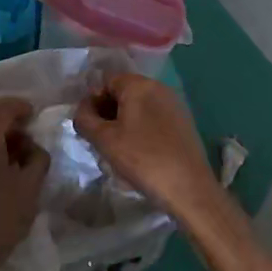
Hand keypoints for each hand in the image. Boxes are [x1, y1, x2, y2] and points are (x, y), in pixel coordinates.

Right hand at [73, 73, 217, 218]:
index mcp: (139, 85)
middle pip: (123, 92)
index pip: (106, 81)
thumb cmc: (142, 158)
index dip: (92, 101)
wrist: (189, 189)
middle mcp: (159, 88)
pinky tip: (139, 154)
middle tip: (100, 139)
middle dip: (107, 112)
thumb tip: (82, 110)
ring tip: (118, 150)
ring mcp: (174, 106)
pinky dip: (141, 130)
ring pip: (138, 107)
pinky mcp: (184, 124)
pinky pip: (153, 119)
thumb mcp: (104, 140)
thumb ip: (85, 119)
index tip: (88, 126)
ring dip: (123, 123)